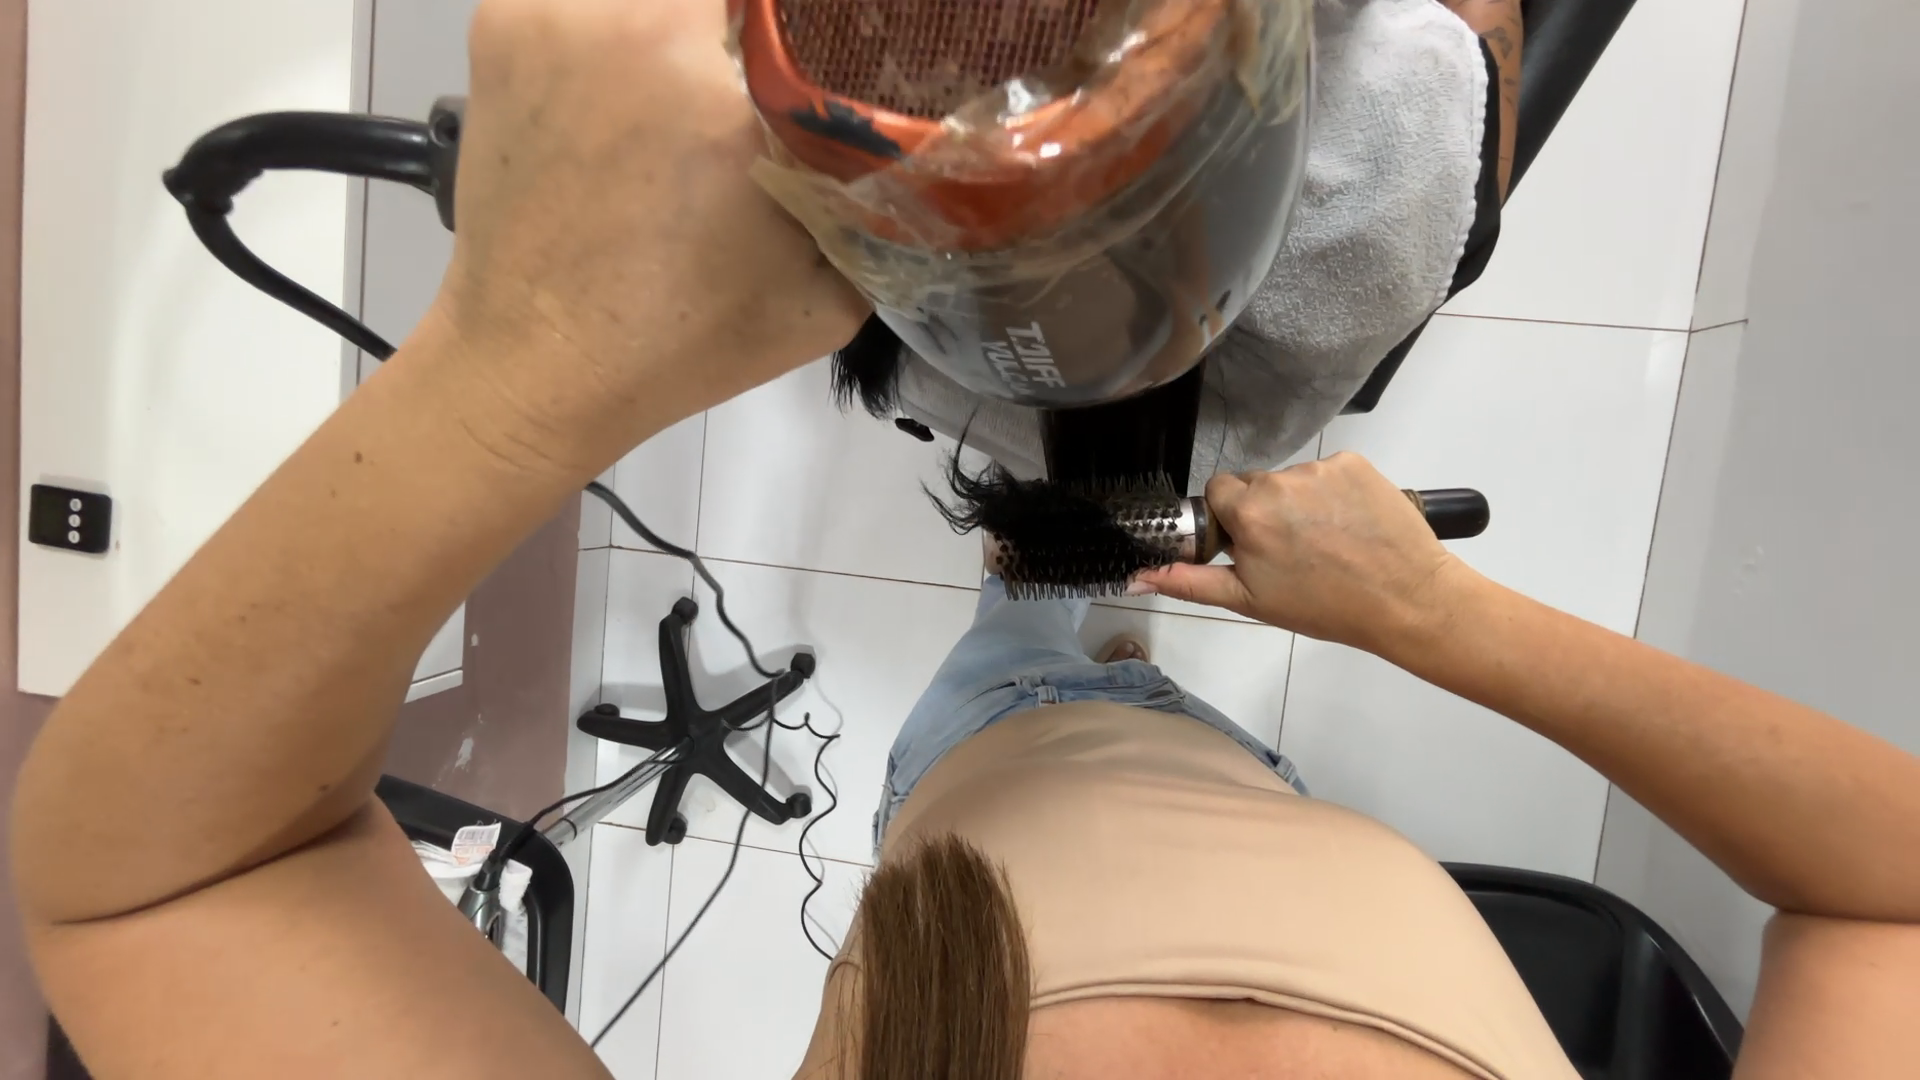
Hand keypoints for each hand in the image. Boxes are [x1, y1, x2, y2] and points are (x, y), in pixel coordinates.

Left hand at [424, 0, 867, 461]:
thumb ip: (875, 219)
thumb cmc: (690, 345)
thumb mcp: (828, 303)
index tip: (830, 78)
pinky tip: (630, 93)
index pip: (814, 18)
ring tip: (694, 100)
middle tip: (763, 94)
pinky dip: (624, 27)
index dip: (832, 35)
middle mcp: (643, 27)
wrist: (545, 362)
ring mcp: (562, 12)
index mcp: (733, 102)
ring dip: (693, 27)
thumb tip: (899, 160)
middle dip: (763, 33)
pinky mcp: (506, 19)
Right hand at [1134, 453, 1480, 653]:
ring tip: (1324, 538)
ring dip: (1296, 502)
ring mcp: (1320, 468)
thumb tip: (1133, 578)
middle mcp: (1279, 480)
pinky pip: (1324, 471)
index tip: (1249, 543)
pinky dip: (1330, 492)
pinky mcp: (1355, 462)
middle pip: (1253, 484)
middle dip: (1261, 509)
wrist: (1407, 601)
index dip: (1229, 517)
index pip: (1218, 491)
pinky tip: (1347, 522)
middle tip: (1288, 547)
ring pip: (1289, 479)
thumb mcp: (1247, 599)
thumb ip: (1187, 581)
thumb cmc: (1322, 606)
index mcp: (1248, 511)